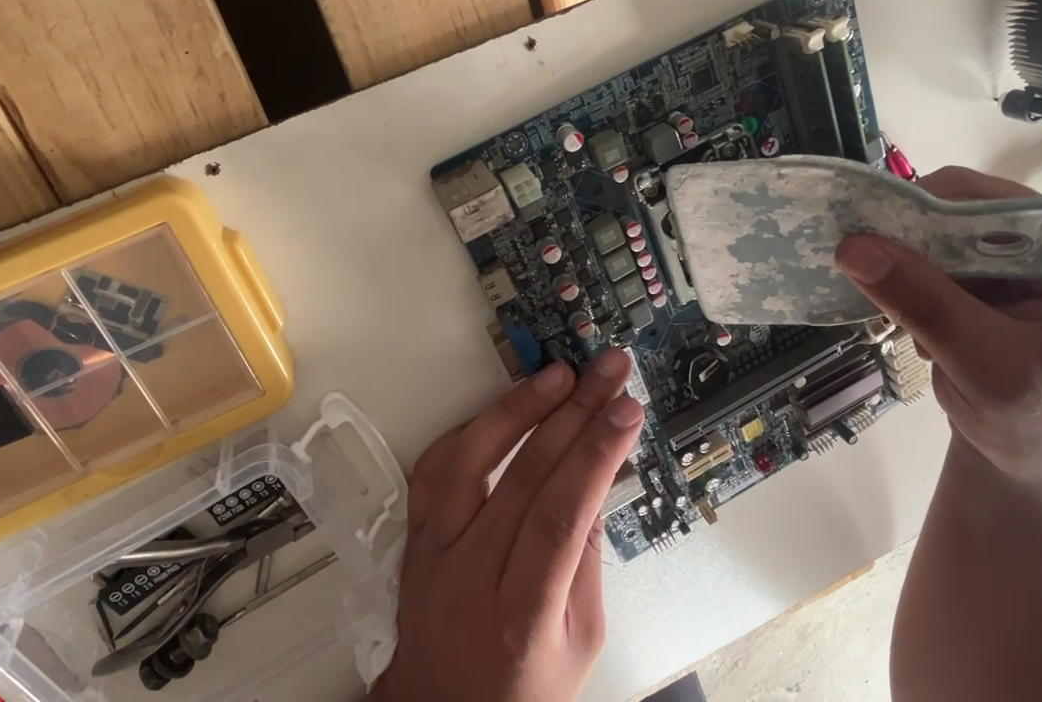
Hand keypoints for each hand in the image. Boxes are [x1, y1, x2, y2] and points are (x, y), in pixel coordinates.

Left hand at [368, 348, 643, 701]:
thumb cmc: (521, 690)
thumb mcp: (580, 642)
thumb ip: (587, 560)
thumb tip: (598, 480)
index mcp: (521, 615)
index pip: (560, 517)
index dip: (595, 455)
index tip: (626, 410)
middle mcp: (469, 576)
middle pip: (523, 477)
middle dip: (574, 413)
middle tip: (607, 372)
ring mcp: (434, 551)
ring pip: (469, 460)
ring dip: (517, 408)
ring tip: (559, 374)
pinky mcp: (415, 536)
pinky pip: (433, 468)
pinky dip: (468, 429)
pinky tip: (504, 406)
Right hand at [834, 167, 1041, 496]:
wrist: (1036, 480)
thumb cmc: (1039, 431)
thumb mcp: (986, 368)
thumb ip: (925, 304)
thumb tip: (853, 246)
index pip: (1003, 204)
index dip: (938, 207)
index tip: (876, 228)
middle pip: (966, 212)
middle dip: (918, 243)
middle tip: (877, 276)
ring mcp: (1018, 270)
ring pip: (940, 237)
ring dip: (910, 270)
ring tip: (914, 326)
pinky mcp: (987, 290)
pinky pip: (931, 265)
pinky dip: (910, 288)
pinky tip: (924, 336)